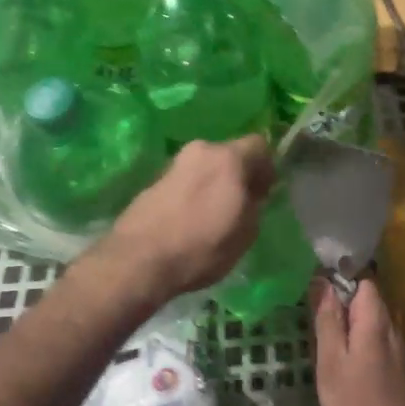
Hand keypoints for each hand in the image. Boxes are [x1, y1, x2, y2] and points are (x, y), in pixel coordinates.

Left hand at [99, 136, 273, 301]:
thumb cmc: (201, 246)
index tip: (263, 193)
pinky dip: (192, 194)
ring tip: (211, 216)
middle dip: (237, 175)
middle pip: (229, 154)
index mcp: (229, 157)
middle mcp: (201, 150)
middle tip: (239, 205)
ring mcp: (174, 164)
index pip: (260, 144)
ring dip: (212, 184)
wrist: (138, 261)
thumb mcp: (246, 233)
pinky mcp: (153, 182)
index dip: (267, 167)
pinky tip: (188, 221)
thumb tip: (250, 195)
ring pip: (205, 167)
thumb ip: (254, 205)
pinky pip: (185, 181)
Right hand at [312, 278, 404, 405]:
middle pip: (366, 296)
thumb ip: (327, 318)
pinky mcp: (397, 360)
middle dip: (341, 301)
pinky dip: (359, 338)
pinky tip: (345, 357)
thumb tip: (321, 279)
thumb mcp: (331, 360)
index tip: (315, 288)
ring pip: (370, 317)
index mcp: (375, 315)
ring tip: (326, 337)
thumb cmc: (357, 400)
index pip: (361, 277)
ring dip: (349, 322)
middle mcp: (392, 321)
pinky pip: (375, 334)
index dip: (339, 277)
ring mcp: (398, 341)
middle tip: (315, 318)